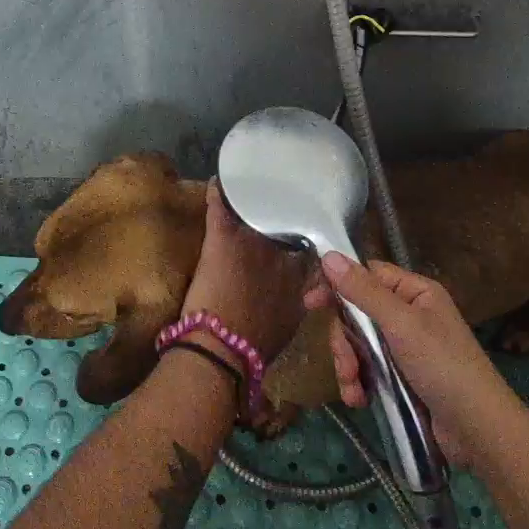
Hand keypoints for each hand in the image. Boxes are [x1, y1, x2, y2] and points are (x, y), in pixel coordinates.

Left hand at [181, 181, 312, 363]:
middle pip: (283, 227)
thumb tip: (303, 295)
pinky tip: (219, 180)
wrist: (223, 348)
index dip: (305, 239)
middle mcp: (281, 254)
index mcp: (300, 276)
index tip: (301, 232)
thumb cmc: (256, 346)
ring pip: (252, 211)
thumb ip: (298, 302)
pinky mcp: (222, 239)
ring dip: (251, 202)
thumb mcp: (291, 324)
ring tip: (252, 188)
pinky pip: (220, 206)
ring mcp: (251, 243)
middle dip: (281, 217)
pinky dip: (218, 192)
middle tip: (277, 207)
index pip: (309, 249)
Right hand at [302, 253, 510, 464]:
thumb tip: (328, 255)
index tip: (311, 303)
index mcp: (415, 292)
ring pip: (358, 344)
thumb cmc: (444, 367)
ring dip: (348, 365)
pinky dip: (358, 383)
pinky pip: (368, 369)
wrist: (479, 431)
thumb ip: (363, 291)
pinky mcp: (402, 377)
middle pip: (357, 313)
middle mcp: (409, 315)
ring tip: (352, 388)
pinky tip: (358, 400)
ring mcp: (405, 348)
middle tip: (344, 361)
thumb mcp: (401, 324)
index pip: (367, 275)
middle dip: (344, 339)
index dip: (337, 286)